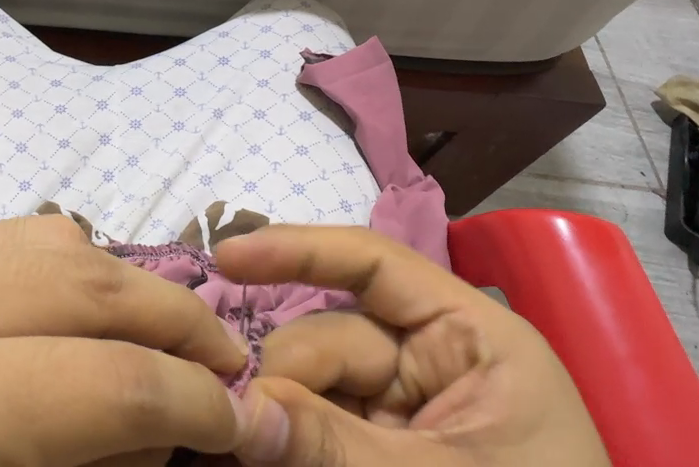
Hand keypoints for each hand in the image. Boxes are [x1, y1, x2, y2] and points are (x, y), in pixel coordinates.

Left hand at [0, 215, 261, 466]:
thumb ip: (103, 463)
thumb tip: (188, 423)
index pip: (111, 379)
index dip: (197, 402)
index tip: (244, 420)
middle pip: (90, 283)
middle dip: (175, 324)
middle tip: (223, 365)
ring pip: (54, 241)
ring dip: (124, 285)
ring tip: (162, 334)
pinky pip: (4, 239)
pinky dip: (65, 268)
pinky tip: (84, 311)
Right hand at [212, 226, 609, 466]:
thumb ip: (333, 445)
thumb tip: (235, 407)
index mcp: (472, 340)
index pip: (373, 264)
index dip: (297, 250)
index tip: (226, 257)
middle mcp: (436, 362)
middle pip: (331, 337)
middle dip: (287, 379)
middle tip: (241, 426)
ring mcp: (409, 412)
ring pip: (317, 386)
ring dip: (283, 419)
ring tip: (248, 449)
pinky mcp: (388, 454)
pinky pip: (323, 429)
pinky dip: (293, 442)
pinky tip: (261, 451)